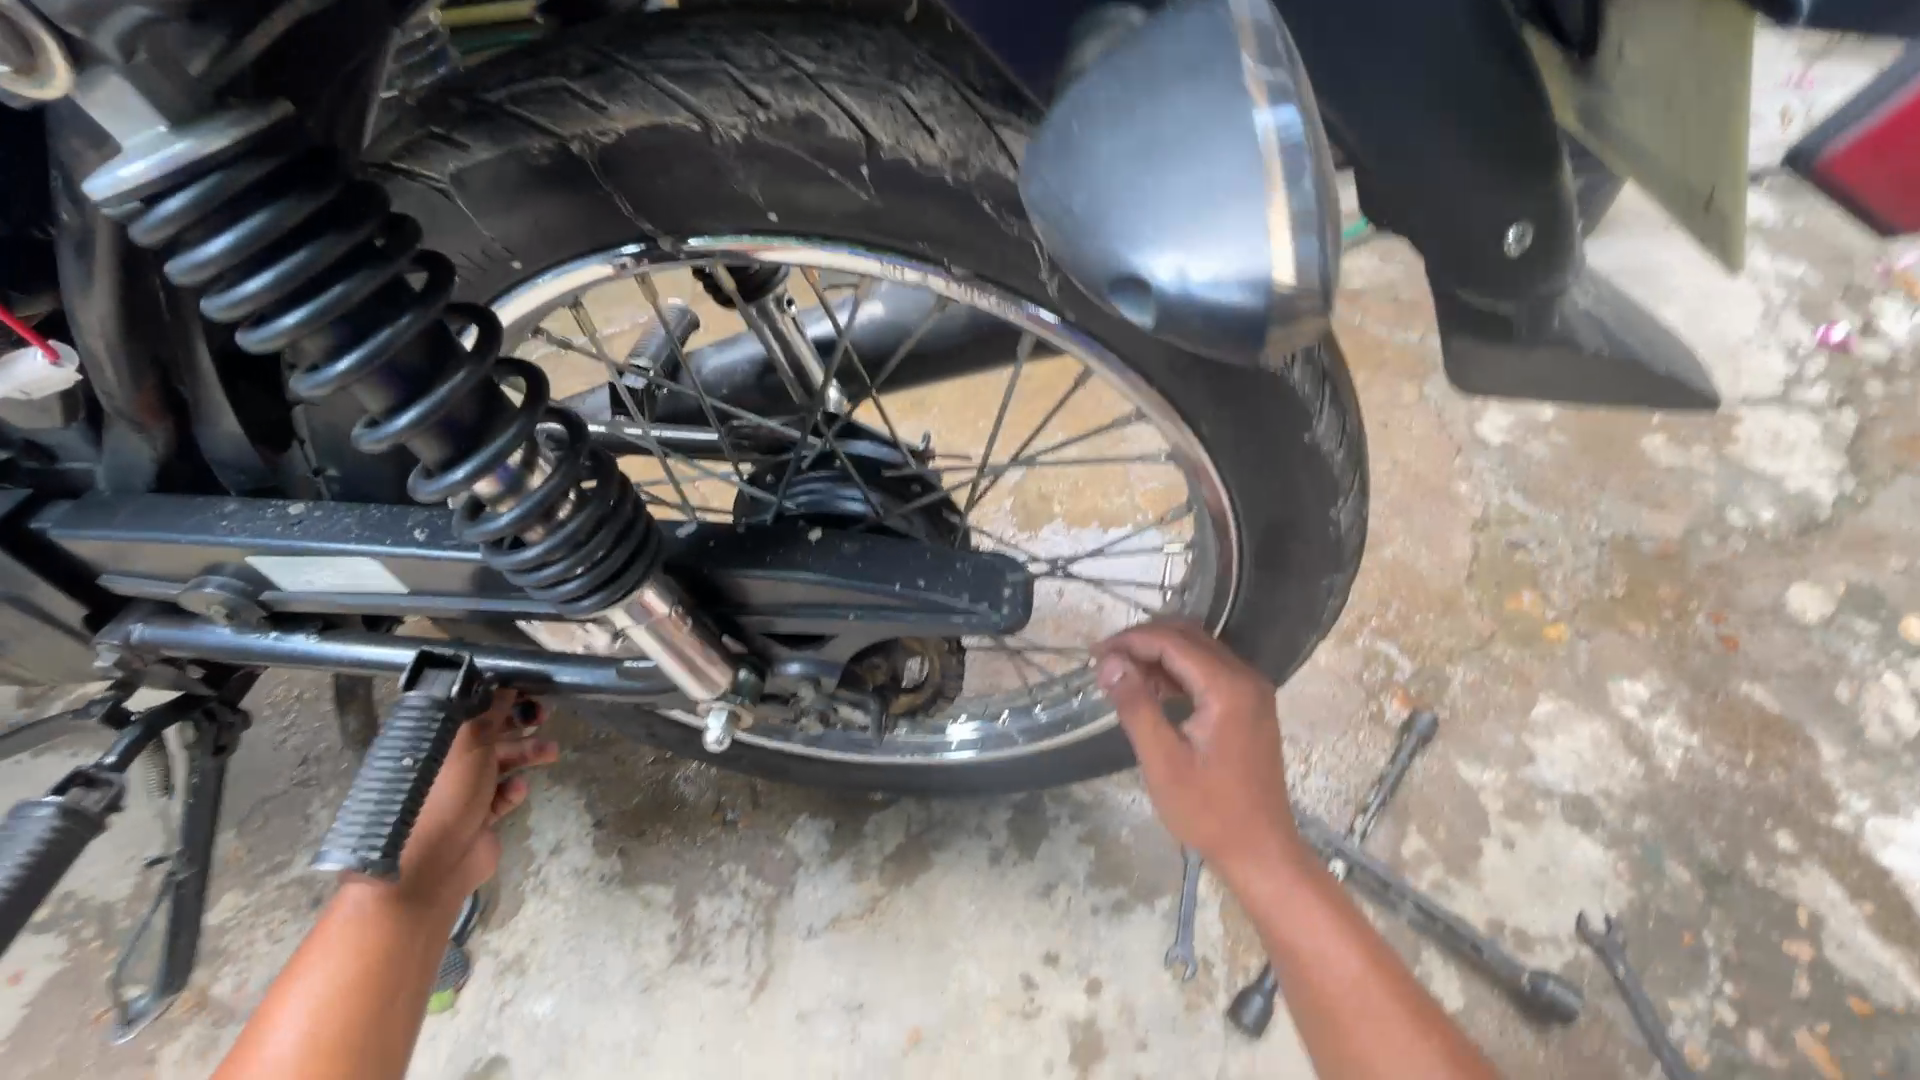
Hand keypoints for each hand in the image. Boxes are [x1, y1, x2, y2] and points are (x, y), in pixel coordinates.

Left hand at [350, 690, 559, 913]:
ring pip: (500, 762)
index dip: (498, 695)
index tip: (527, 687)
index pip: (468, 707)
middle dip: (518, 722)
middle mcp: (444, 762)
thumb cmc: (444, 793)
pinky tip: (517, 790)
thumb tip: (506, 682)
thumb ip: (490, 711)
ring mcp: (461, 791)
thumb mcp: (469, 741)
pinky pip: (502, 795)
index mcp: (433, 740)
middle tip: (542, 715)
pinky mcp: (478, 816)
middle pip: (488, 733)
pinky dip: (513, 790)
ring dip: (527, 753)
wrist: (431, 864)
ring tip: (551, 752)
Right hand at [1096, 621, 1305, 877]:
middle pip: (1188, 636)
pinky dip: (1177, 670)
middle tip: (1104, 661)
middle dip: (1143, 641)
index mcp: (1227, 687)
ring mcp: (1251, 690)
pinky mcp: (1250, 705)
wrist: (1260, 850)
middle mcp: (1245, 677)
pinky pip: (1209, 670)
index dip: (1130, 641)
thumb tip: (1109, 663)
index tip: (1094, 655)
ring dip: (1158, 653)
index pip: (1172, 642)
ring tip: (1121, 674)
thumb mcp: (1162, 760)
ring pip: (1198, 650)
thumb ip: (1135, 705)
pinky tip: (1150, 689)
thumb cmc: (1208, 811)